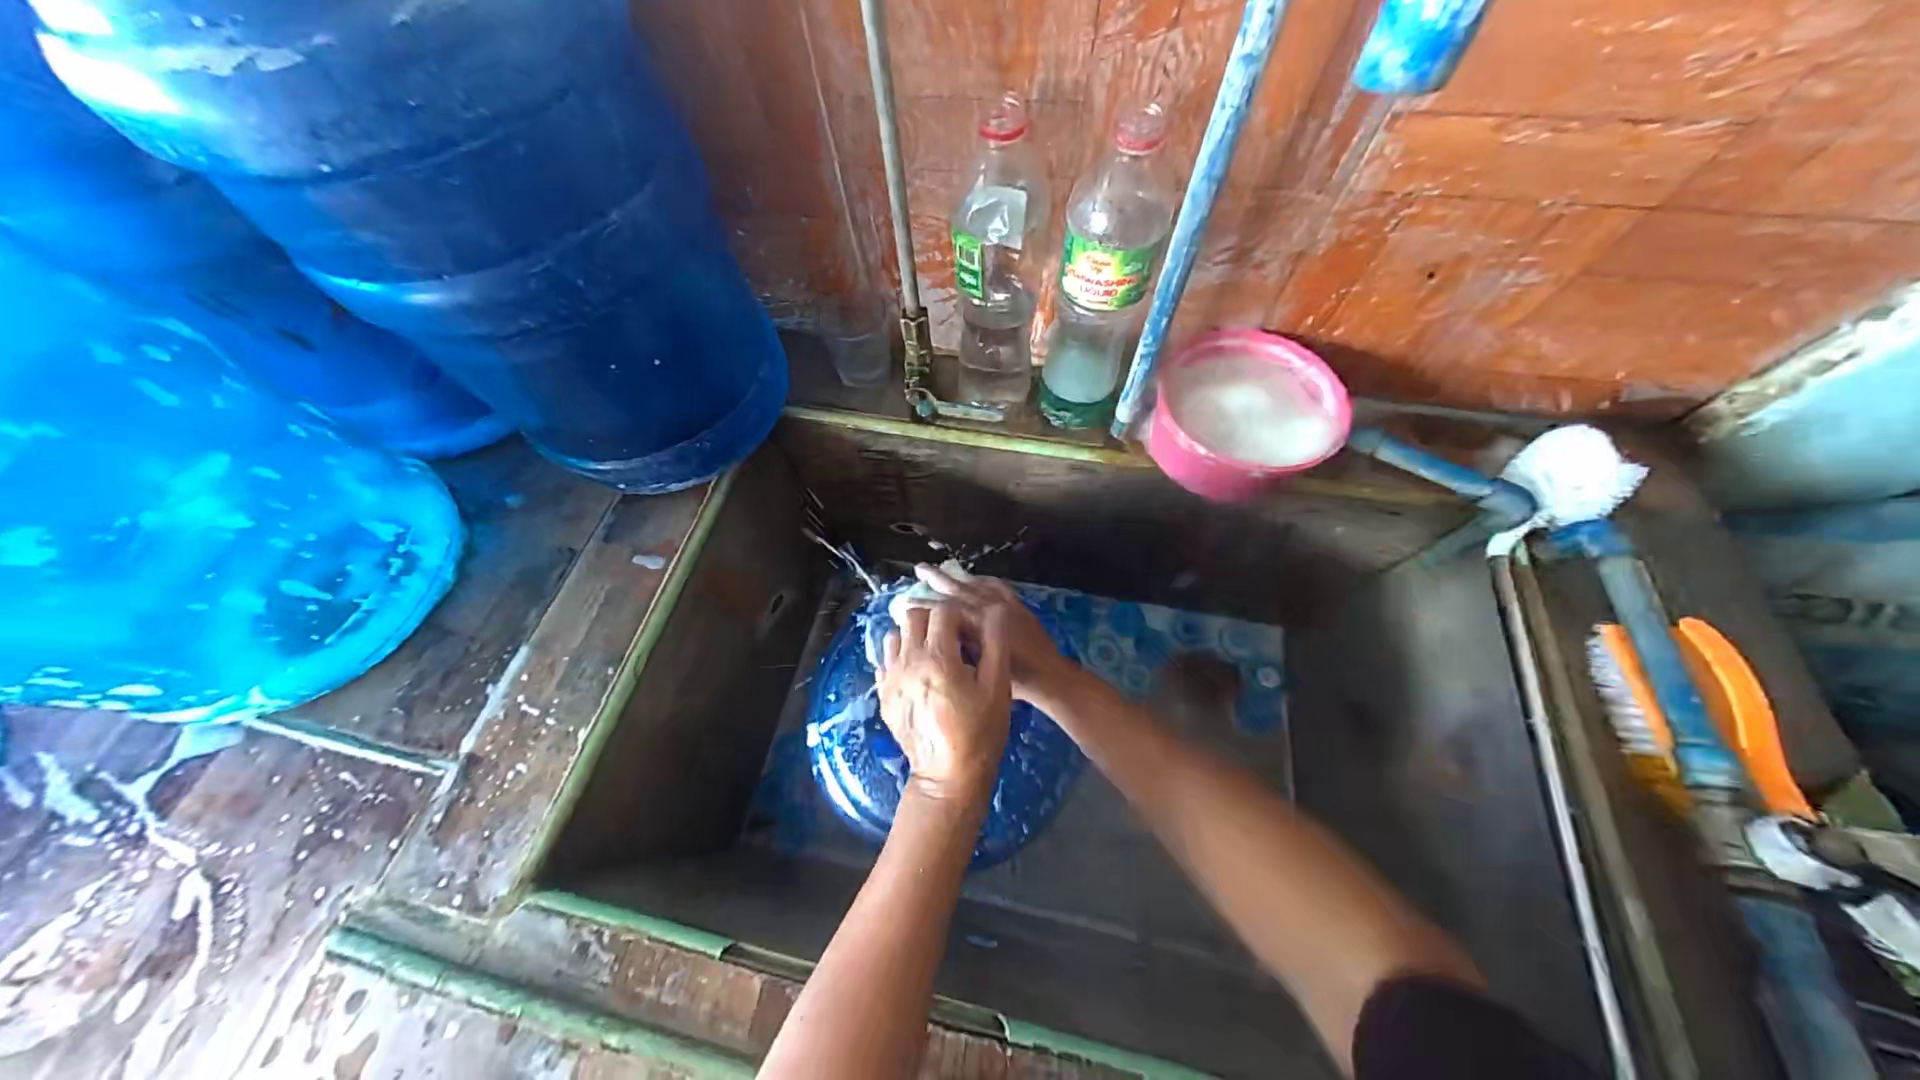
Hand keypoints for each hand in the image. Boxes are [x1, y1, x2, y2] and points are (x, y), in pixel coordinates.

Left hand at [878, 604, 1012, 803]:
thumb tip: (995, 611)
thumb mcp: (998, 687)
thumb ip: (995, 644)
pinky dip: (899, 657)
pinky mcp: (883, 695)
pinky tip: (917, 673)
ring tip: (932, 653)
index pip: (942, 612)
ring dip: (912, 636)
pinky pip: (885, 661)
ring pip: (894, 636)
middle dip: (933, 620)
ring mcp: (890, 679)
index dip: (960, 616)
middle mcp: (908, 662)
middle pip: (912, 616)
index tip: (970, 633)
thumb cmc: (980, 732)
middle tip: (951, 639)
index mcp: (937, 658)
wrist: (948, 776)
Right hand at [905, 564, 1075, 702]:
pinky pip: (995, 585)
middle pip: (958, 589)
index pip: (945, 610)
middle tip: (919, 569)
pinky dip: (981, 580)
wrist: (1050, 675)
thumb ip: (961, 647)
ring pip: (974, 584)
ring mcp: (1005, 603)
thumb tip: (941, 635)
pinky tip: (973, 578)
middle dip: (936, 579)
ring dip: (955, 577)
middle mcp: (991, 607)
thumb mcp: (981, 669)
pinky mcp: (1016, 603)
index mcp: (979, 624)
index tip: (905, 603)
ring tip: (938, 570)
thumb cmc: (1015, 680)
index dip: (923, 606)